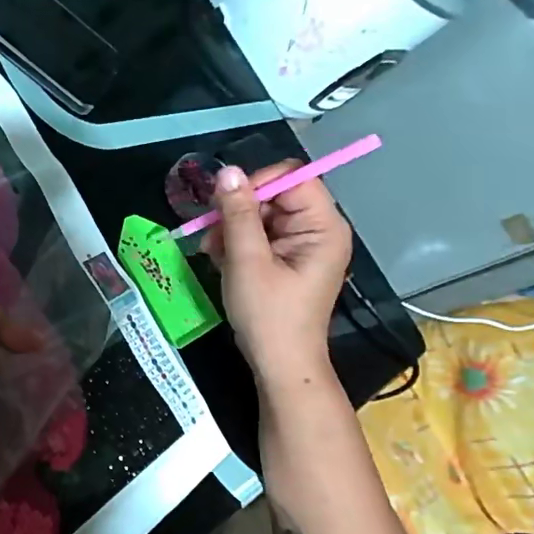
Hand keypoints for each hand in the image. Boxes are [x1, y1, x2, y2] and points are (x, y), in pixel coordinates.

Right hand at [205, 162, 352, 378]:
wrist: (278, 363)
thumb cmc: (268, 314)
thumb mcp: (246, 261)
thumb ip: (237, 213)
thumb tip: (226, 171)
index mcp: (323, 226)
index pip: (294, 177)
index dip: (258, 182)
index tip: (226, 204)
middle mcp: (318, 230)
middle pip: (275, 195)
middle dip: (238, 210)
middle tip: (210, 234)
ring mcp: (301, 245)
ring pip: (261, 215)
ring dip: (231, 228)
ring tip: (212, 252)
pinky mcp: (286, 259)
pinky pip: (259, 235)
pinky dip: (236, 243)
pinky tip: (220, 260)